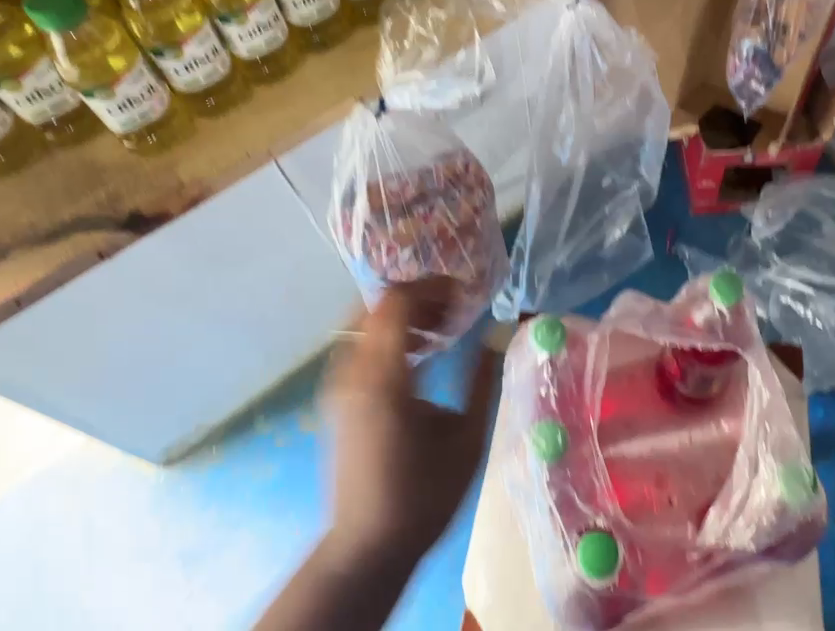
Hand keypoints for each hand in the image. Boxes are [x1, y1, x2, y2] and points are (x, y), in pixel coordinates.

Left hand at [322, 287, 499, 570]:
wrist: (367, 547)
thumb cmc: (424, 498)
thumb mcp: (467, 440)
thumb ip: (483, 381)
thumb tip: (496, 336)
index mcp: (385, 378)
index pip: (398, 301)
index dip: (433, 286)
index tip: (466, 293)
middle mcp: (353, 372)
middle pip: (378, 303)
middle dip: (419, 296)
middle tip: (456, 309)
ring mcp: (339, 383)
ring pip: (365, 320)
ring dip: (402, 314)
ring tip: (440, 329)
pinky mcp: (337, 397)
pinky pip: (360, 342)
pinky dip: (388, 333)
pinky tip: (418, 353)